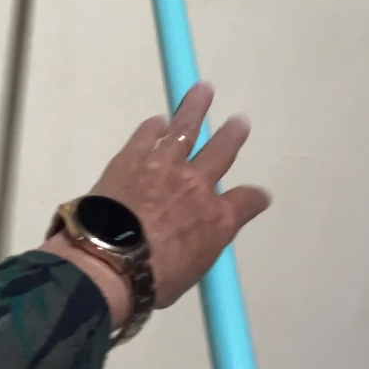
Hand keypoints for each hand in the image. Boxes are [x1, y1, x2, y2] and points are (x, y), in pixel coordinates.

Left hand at [90, 81, 269, 306]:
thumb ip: (200, 246)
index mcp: (218, 219)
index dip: (253, 198)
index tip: (257, 195)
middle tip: (239, 120)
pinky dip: (154, 126)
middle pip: (221, 152)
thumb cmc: (152, 279)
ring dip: (195, 108)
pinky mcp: (132, 157)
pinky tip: (158, 119)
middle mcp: (198, 185)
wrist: (110, 260)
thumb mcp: (192, 271)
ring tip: (203, 89)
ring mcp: (165, 166)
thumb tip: (199, 238)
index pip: (247, 201)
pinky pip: (147, 134)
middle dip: (232, 135)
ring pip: (186, 128)